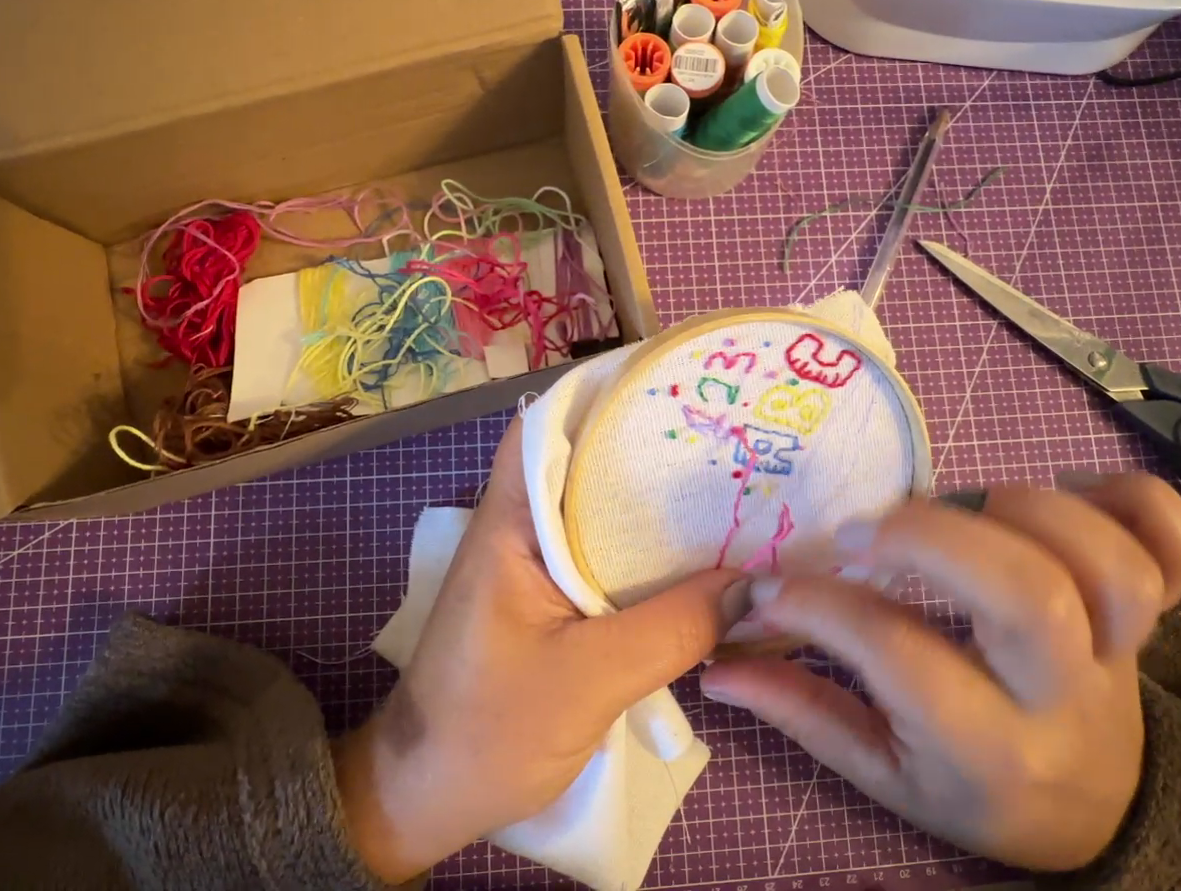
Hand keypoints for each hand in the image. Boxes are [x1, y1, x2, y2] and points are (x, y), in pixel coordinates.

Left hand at [333, 417, 753, 881]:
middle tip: (729, 435)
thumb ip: (672, 629)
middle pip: (586, 462)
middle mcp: (522, 528)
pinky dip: (650, 555)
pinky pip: (607, 559)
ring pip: (602, 512)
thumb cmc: (489, 730)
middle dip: (652, 446)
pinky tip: (701, 560)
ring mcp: (534, 566)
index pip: (548, 425)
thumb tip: (754, 583)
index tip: (673, 382)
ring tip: (731, 484)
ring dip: (656, 502)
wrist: (426, 798)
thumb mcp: (589, 681)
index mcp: (511, 522)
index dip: (604, 392)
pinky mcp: (551, 602)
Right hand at [699, 474, 1180, 871]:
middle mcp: (1062, 695)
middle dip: (932, 537)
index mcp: (987, 747)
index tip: (770, 583)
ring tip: (960, 507)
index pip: (900, 657)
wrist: (1096, 808)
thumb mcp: (883, 773)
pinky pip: (1178, 546)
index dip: (822, 607)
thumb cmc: (974, 789)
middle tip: (867, 528)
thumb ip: (801, 711)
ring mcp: (1122, 651)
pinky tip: (1064, 489)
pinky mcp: (1155, 615)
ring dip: (1024, 508)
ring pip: (1108, 561)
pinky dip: (1129, 498)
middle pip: (1026, 593)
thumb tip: (714, 666)